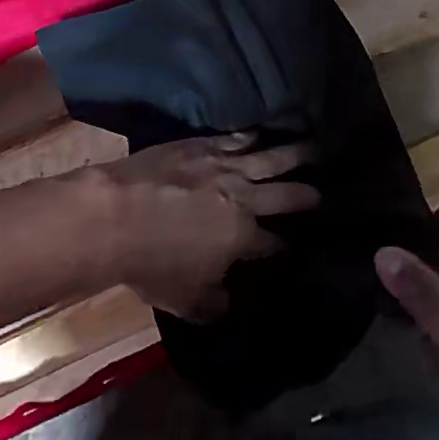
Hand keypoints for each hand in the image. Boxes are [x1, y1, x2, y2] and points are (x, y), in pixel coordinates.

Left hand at [75, 133, 319, 318]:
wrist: (114, 215)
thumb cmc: (151, 263)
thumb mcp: (186, 300)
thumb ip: (216, 305)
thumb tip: (231, 304)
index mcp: (244, 236)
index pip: (276, 243)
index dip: (288, 246)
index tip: (298, 246)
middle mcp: (245, 198)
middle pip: (286, 195)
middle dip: (308, 196)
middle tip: (324, 193)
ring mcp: (225, 167)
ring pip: (271, 158)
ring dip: (297, 155)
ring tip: (317, 149)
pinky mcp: (203, 145)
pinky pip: (236, 138)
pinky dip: (252, 137)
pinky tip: (261, 134)